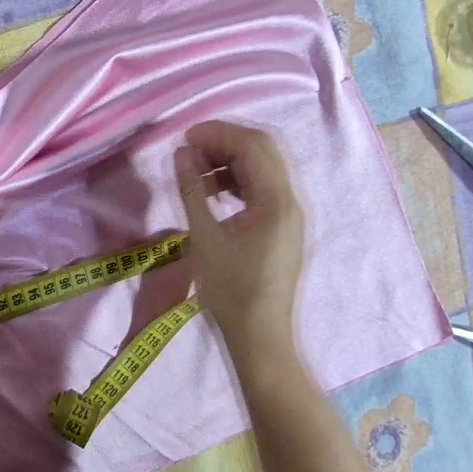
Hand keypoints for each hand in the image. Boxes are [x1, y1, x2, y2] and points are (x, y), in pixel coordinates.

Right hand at [173, 121, 305, 372]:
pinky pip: (262, 188)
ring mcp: (289, 214)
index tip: (185, 139)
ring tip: (195, 171)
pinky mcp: (282, 226)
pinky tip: (211, 191)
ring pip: (263, 167)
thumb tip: (181, 153)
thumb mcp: (205, 239)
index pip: (253, 146)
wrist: (260, 338)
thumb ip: (193, 190)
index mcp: (277, 201)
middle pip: (263, 150)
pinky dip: (237, 180)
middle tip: (190, 150)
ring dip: (230, 160)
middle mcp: (291, 201)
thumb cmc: (231, 292)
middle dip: (225, 141)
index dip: (218, 133)